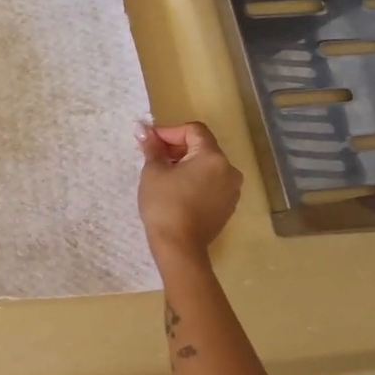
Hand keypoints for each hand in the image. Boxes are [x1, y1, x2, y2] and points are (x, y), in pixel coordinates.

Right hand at [138, 121, 241, 270]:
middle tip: (153, 157)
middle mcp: (229, 169)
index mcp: (212, 157)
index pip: (194, 130)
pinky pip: (212, 182)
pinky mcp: (228, 205)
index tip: (150, 142)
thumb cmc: (164, 204)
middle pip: (202, 146)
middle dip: (177, 148)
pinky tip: (177, 190)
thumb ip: (152, 147)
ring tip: (164, 174)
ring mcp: (231, 189)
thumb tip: (143, 129)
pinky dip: (195, 179)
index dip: (170, 132)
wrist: (179, 245)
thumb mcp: (153, 171)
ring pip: (208, 165)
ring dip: (186, 163)